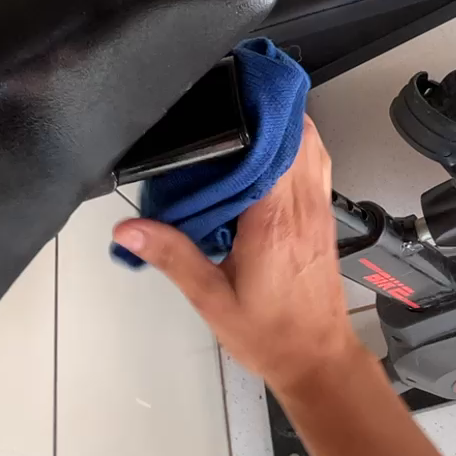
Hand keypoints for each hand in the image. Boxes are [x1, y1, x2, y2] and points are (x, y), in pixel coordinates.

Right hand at [113, 117, 367, 395]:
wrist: (317, 357)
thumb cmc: (270, 334)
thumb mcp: (211, 298)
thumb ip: (172, 257)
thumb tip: (130, 230)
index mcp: (273, 219)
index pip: (272, 147)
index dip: (255, 117)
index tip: (230, 98)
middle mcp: (303, 206)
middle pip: (297, 135)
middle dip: (270, 110)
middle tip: (237, 98)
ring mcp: (319, 209)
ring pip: (313, 145)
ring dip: (288, 125)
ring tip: (254, 117)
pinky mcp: (325, 217)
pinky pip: (319, 165)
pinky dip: (301, 147)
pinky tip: (276, 151)